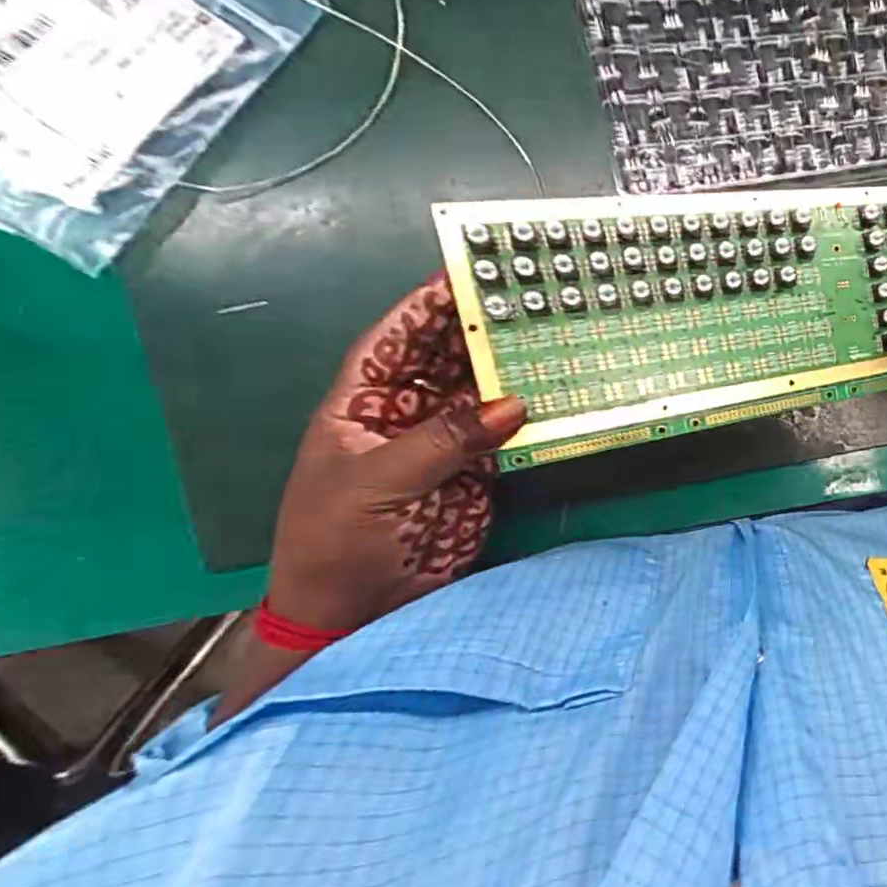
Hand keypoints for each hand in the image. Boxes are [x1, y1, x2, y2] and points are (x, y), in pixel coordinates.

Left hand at [267, 273, 527, 632]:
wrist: (353, 613)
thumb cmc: (335, 542)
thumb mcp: (376, 484)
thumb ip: (444, 441)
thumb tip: (512, 404)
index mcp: (363, 404)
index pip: (394, 341)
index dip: (424, 306)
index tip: (461, 273)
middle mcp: (406, 414)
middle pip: (445, 359)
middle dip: (477, 331)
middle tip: (522, 301)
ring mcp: (443, 443)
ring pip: (480, 393)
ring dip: (508, 370)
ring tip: (546, 338)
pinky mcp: (474, 472)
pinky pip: (502, 434)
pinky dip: (525, 416)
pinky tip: (551, 393)